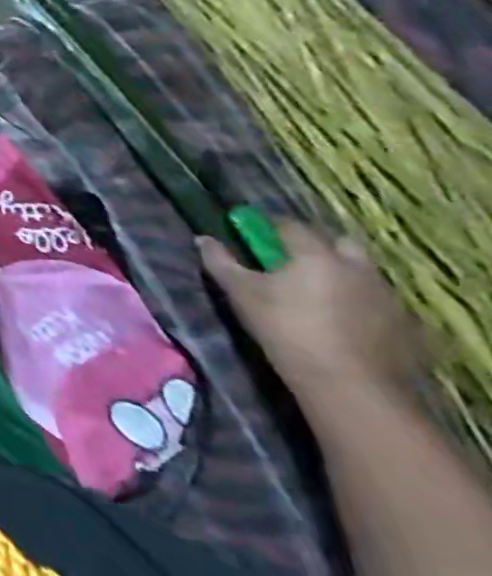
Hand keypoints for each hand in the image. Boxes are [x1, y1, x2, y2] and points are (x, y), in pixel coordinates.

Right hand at [199, 218, 423, 395]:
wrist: (348, 383)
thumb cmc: (285, 328)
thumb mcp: (241, 292)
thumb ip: (220, 261)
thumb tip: (203, 239)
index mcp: (317, 255)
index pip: (292, 227)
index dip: (271, 225)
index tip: (254, 230)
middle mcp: (357, 268)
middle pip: (341, 243)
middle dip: (319, 244)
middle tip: (293, 259)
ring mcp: (387, 296)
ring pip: (363, 271)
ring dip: (342, 272)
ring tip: (318, 290)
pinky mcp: (404, 323)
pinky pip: (378, 299)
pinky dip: (361, 299)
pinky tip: (344, 317)